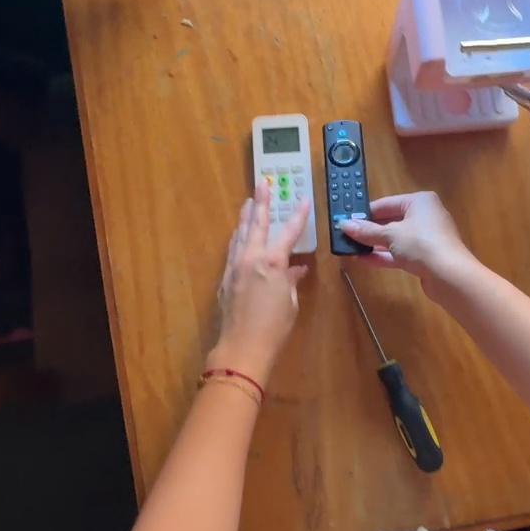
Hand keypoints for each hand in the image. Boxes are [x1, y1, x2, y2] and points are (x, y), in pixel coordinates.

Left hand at [212, 179, 310, 382]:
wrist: (241, 347)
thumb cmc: (274, 328)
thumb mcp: (290, 303)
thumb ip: (291, 281)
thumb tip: (295, 270)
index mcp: (272, 262)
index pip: (289, 232)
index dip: (298, 215)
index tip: (303, 198)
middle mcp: (251, 258)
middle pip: (257, 223)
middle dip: (261, 202)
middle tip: (262, 183)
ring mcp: (235, 266)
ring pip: (241, 234)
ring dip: (246, 217)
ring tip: (249, 201)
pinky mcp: (226, 278)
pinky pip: (233, 250)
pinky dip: (238, 238)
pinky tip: (239, 234)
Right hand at [338, 191, 478, 297]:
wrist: (451, 276)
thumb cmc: (421, 244)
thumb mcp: (390, 235)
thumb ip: (366, 231)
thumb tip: (343, 225)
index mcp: (419, 202)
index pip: (386, 203)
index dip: (366, 212)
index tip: (346, 220)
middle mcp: (425, 216)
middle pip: (391, 220)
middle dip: (369, 230)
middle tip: (347, 235)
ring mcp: (426, 237)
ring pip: (395, 238)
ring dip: (374, 244)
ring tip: (352, 248)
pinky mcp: (426, 256)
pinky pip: (400, 252)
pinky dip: (384, 255)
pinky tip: (365, 260)